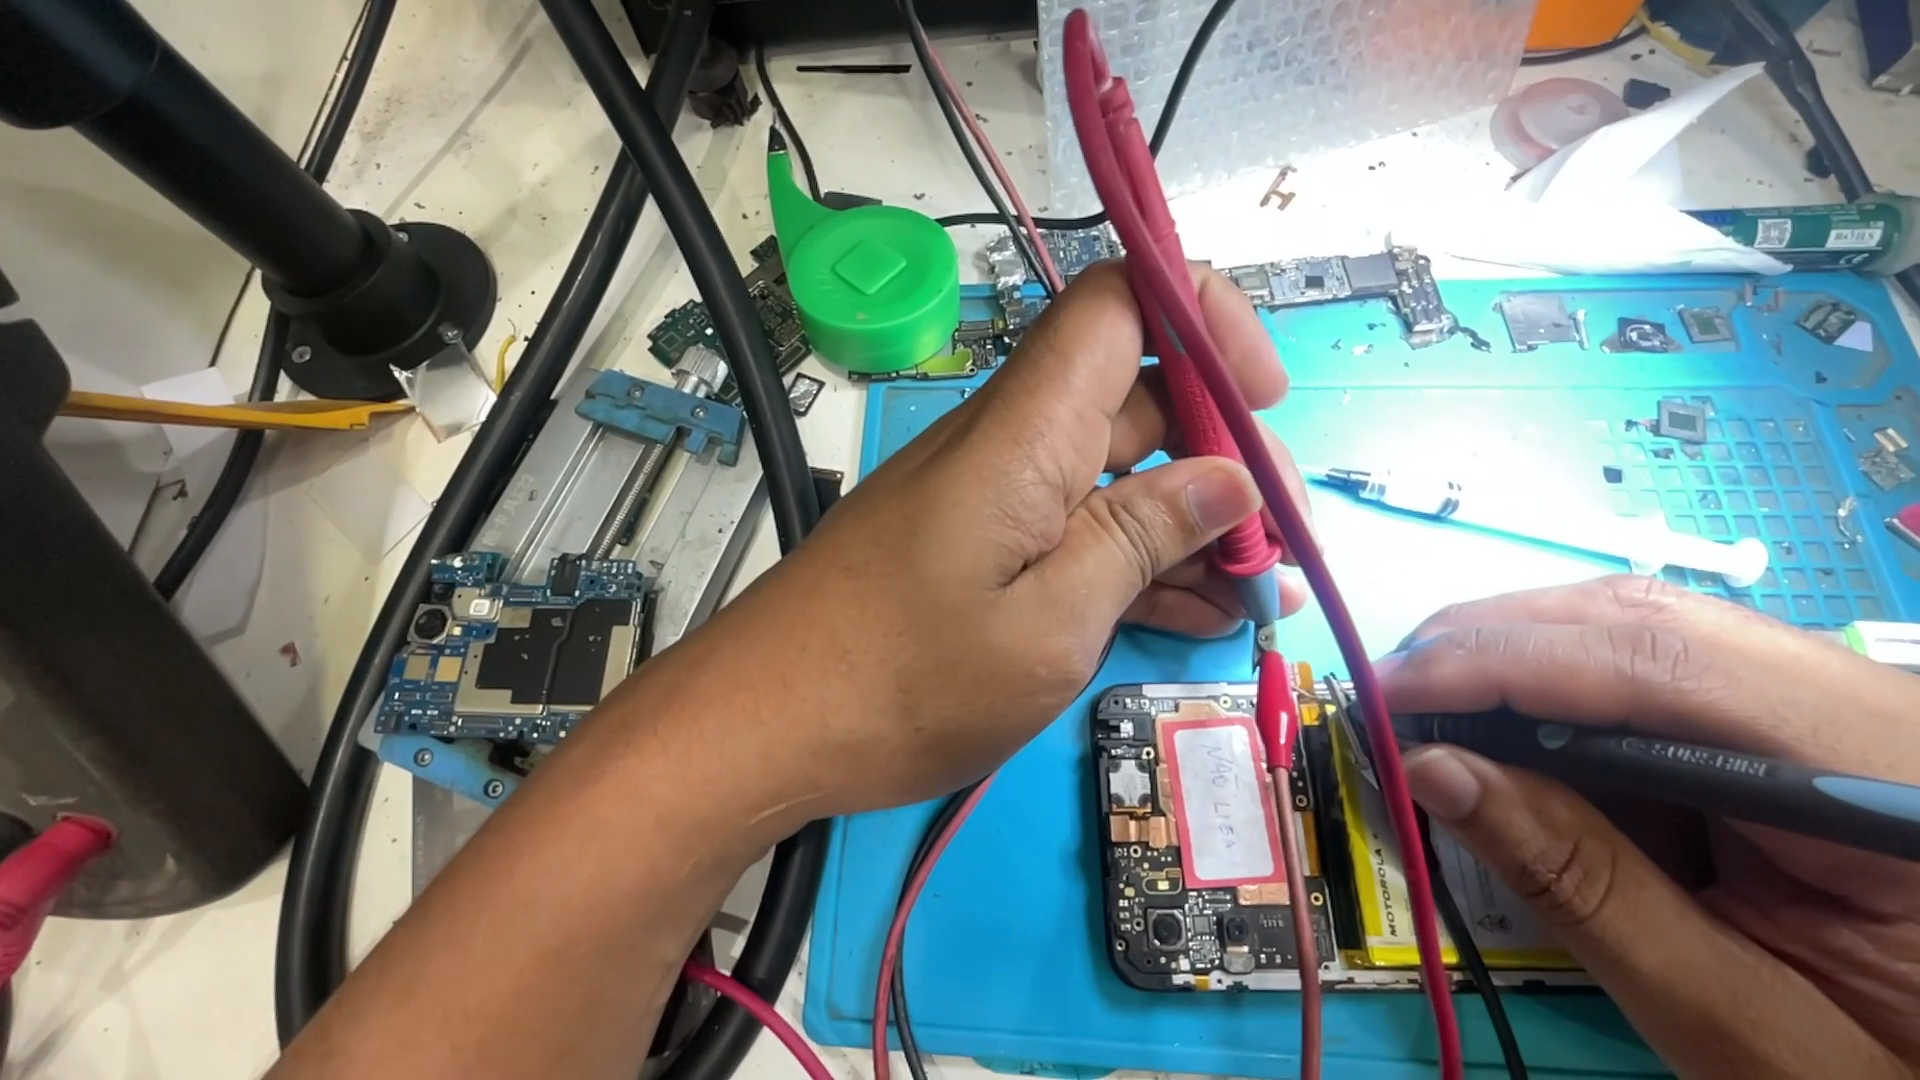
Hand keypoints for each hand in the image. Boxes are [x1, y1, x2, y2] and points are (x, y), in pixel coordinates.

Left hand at [652, 262, 1308, 817]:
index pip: (1119, 304)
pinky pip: (1079, 534)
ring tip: (1257, 596)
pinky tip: (1197, 617)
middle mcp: (1013, 444)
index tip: (1263, 398)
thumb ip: (1140, 540)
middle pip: (1139, 401)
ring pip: (1119, 478)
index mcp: (1026, 432)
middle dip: (1225, 459)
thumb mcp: (1048, 626)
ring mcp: (998, 500)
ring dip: (1192, 529)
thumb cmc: (904, 680)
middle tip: (1277, 546)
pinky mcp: (985, 549)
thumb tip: (1228, 481)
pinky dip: (1138, 568)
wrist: (767, 724)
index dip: (1202, 318)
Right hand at [1380, 575, 1919, 1077]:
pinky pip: (1649, 671)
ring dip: (1514, 658)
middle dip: (1492, 643)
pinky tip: (1504, 729)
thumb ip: (1580, 884)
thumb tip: (1428, 768)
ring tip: (1430, 705)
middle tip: (1390, 689)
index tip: (1386, 689)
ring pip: (1638, 629)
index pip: (1662, 668)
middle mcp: (1875, 709)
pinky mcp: (1792, 721)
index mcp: (1896, 780)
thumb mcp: (1735, 1022)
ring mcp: (1838, 706)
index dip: (1501, 662)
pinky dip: (1553, 692)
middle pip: (1643, 621)